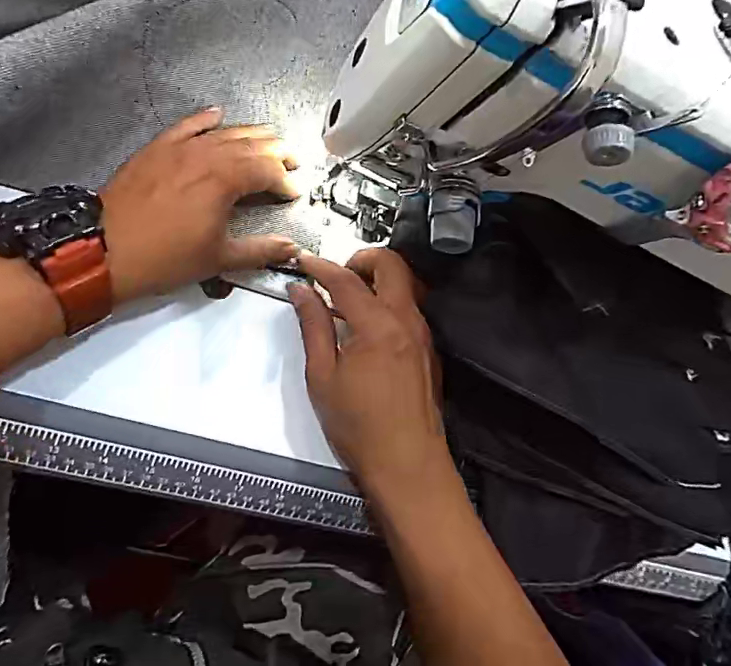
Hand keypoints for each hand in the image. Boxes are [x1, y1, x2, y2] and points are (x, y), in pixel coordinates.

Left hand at [101, 108, 299, 302]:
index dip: (286, 180)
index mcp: (224, 179)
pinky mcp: (157, 148)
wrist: (104, 249)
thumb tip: (290, 249)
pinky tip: (218, 115)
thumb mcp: (216, 259)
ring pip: (224, 132)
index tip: (292, 192)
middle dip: (276, 153)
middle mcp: (206, 154)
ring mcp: (180, 147)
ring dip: (250, 136)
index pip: (268, 170)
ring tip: (267, 140)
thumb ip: (259, 251)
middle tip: (291, 162)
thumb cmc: (162, 257)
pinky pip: (187, 125)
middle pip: (252, 144)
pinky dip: (205, 120)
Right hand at [288, 250, 451, 498]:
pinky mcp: (428, 350)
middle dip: (359, 259)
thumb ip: (313, 326)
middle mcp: (407, 322)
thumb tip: (302, 292)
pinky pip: (409, 307)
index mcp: (379, 327)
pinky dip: (386, 301)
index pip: (346, 279)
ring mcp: (423, 335)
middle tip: (334, 275)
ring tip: (346, 300)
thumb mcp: (322, 376)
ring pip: (404, 283)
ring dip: (375, 279)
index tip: (303, 261)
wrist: (409, 470)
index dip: (320, 266)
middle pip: (390, 264)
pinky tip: (364, 326)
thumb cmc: (361, 429)